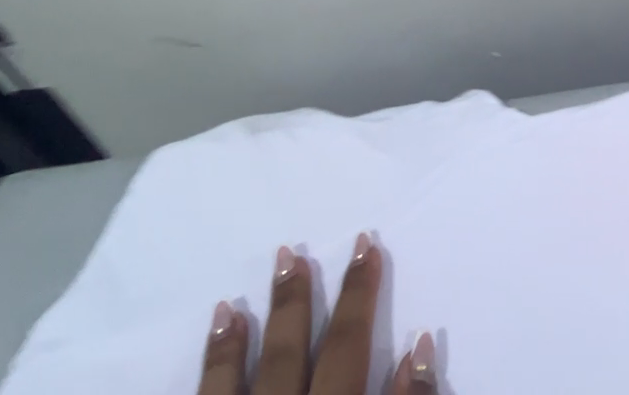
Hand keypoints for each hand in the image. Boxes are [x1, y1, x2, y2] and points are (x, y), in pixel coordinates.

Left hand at [198, 234, 438, 394]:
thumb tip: (417, 345)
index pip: (348, 346)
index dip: (358, 296)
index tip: (366, 247)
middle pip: (288, 357)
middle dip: (293, 303)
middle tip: (291, 252)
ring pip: (232, 388)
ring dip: (233, 346)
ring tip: (230, 304)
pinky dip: (211, 375)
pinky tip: (212, 349)